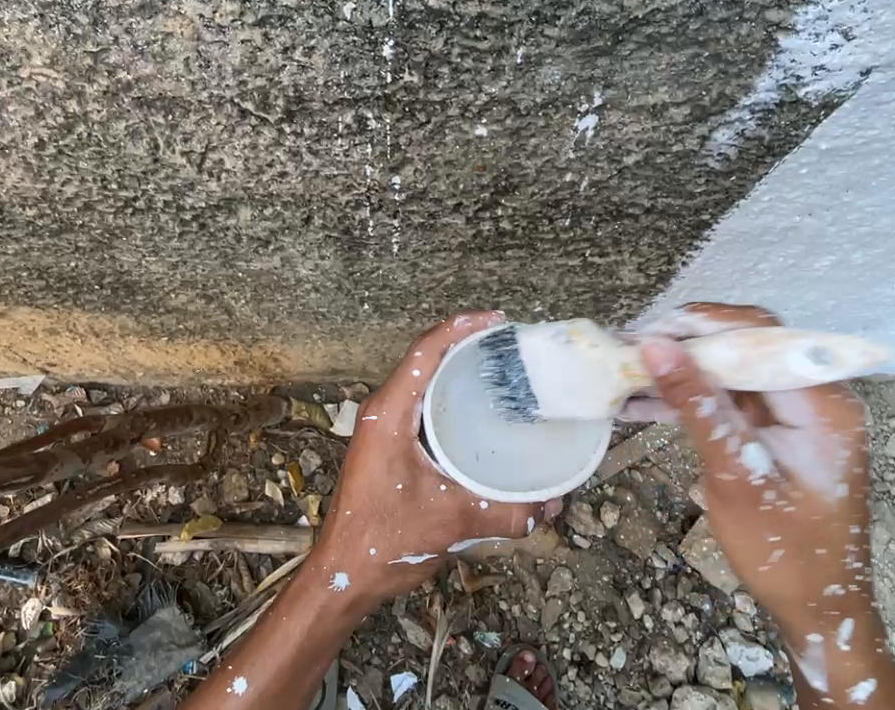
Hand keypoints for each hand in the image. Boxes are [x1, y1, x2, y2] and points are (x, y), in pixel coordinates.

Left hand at [313, 311, 553, 605]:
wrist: (343, 574)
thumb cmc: (384, 541)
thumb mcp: (452, 521)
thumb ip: (506, 513)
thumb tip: (551, 503)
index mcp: (389, 413)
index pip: (425, 351)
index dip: (460, 327)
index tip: (496, 319)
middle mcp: (382, 411)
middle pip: (424, 358)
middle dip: (462, 341)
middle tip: (505, 341)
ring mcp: (382, 427)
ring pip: (420, 380)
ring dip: (452, 367)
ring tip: (494, 366)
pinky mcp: (386, 443)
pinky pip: (419, 403)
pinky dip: (445, 394)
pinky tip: (473, 409)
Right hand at [639, 303, 894, 709]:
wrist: (818, 612)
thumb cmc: (784, 552)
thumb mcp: (735, 476)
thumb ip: (697, 404)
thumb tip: (654, 344)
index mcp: (823, 403)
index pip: (761, 334)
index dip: (703, 322)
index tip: (650, 329)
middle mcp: (818, 396)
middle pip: (746, 344)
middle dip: (686, 342)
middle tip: (633, 346)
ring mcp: (799, 412)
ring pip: (733, 368)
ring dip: (683, 369)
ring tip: (628, 371)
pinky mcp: (780, 428)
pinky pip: (731, 395)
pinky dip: (693, 396)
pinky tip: (645, 402)